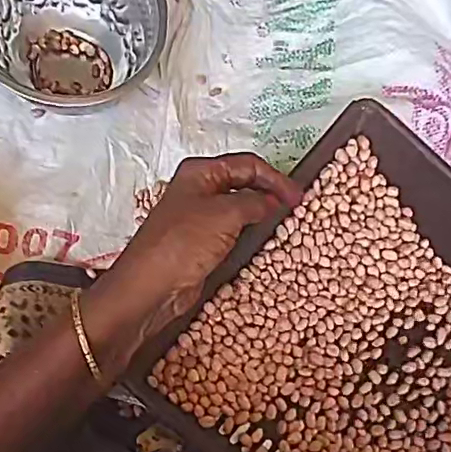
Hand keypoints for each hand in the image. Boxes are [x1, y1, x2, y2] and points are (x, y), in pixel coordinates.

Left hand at [102, 153, 300, 333]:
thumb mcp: (226, 214)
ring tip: (284, 225)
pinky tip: (262, 242)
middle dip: (270, 194)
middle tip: (295, 209)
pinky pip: (232, 233)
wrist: (152, 286)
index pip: (247, 165)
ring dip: (261, 216)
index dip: (276, 178)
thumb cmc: (182, 243)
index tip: (298, 196)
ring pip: (239, 210)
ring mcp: (199, 219)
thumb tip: (274, 202)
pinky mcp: (201, 245)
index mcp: (200, 173)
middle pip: (244, 185)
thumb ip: (255, 203)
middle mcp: (198, 191)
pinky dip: (249, 234)